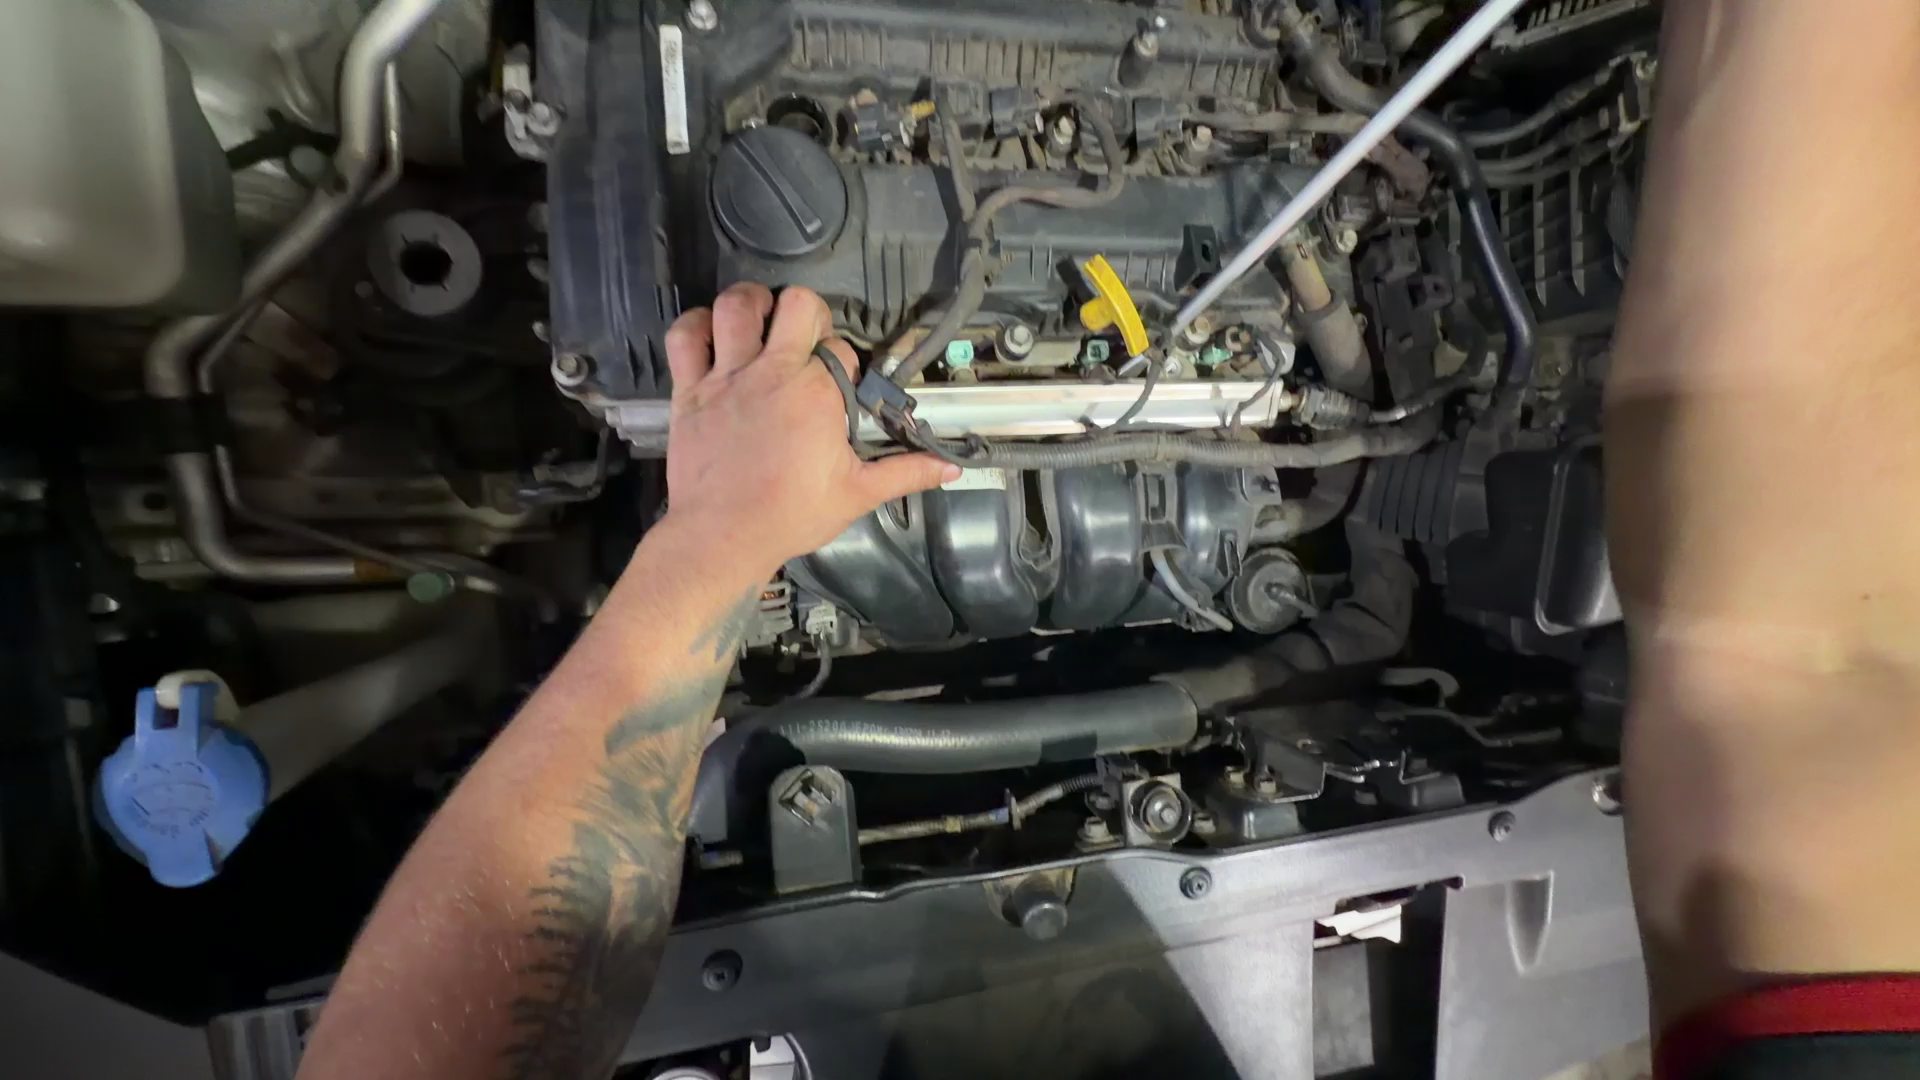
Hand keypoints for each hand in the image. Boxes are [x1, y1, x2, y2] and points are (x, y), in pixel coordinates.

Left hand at [658, 284, 959, 576]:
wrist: (724, 536)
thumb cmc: (793, 514)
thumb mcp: (858, 494)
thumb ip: (906, 473)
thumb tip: (950, 469)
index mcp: (819, 393)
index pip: (842, 351)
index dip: (846, 364)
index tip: (841, 387)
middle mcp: (774, 372)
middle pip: (797, 305)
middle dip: (808, 313)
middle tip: (807, 337)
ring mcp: (728, 377)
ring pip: (738, 306)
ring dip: (752, 304)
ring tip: (761, 319)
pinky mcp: (690, 390)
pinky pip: (684, 337)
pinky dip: (696, 325)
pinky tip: (712, 333)